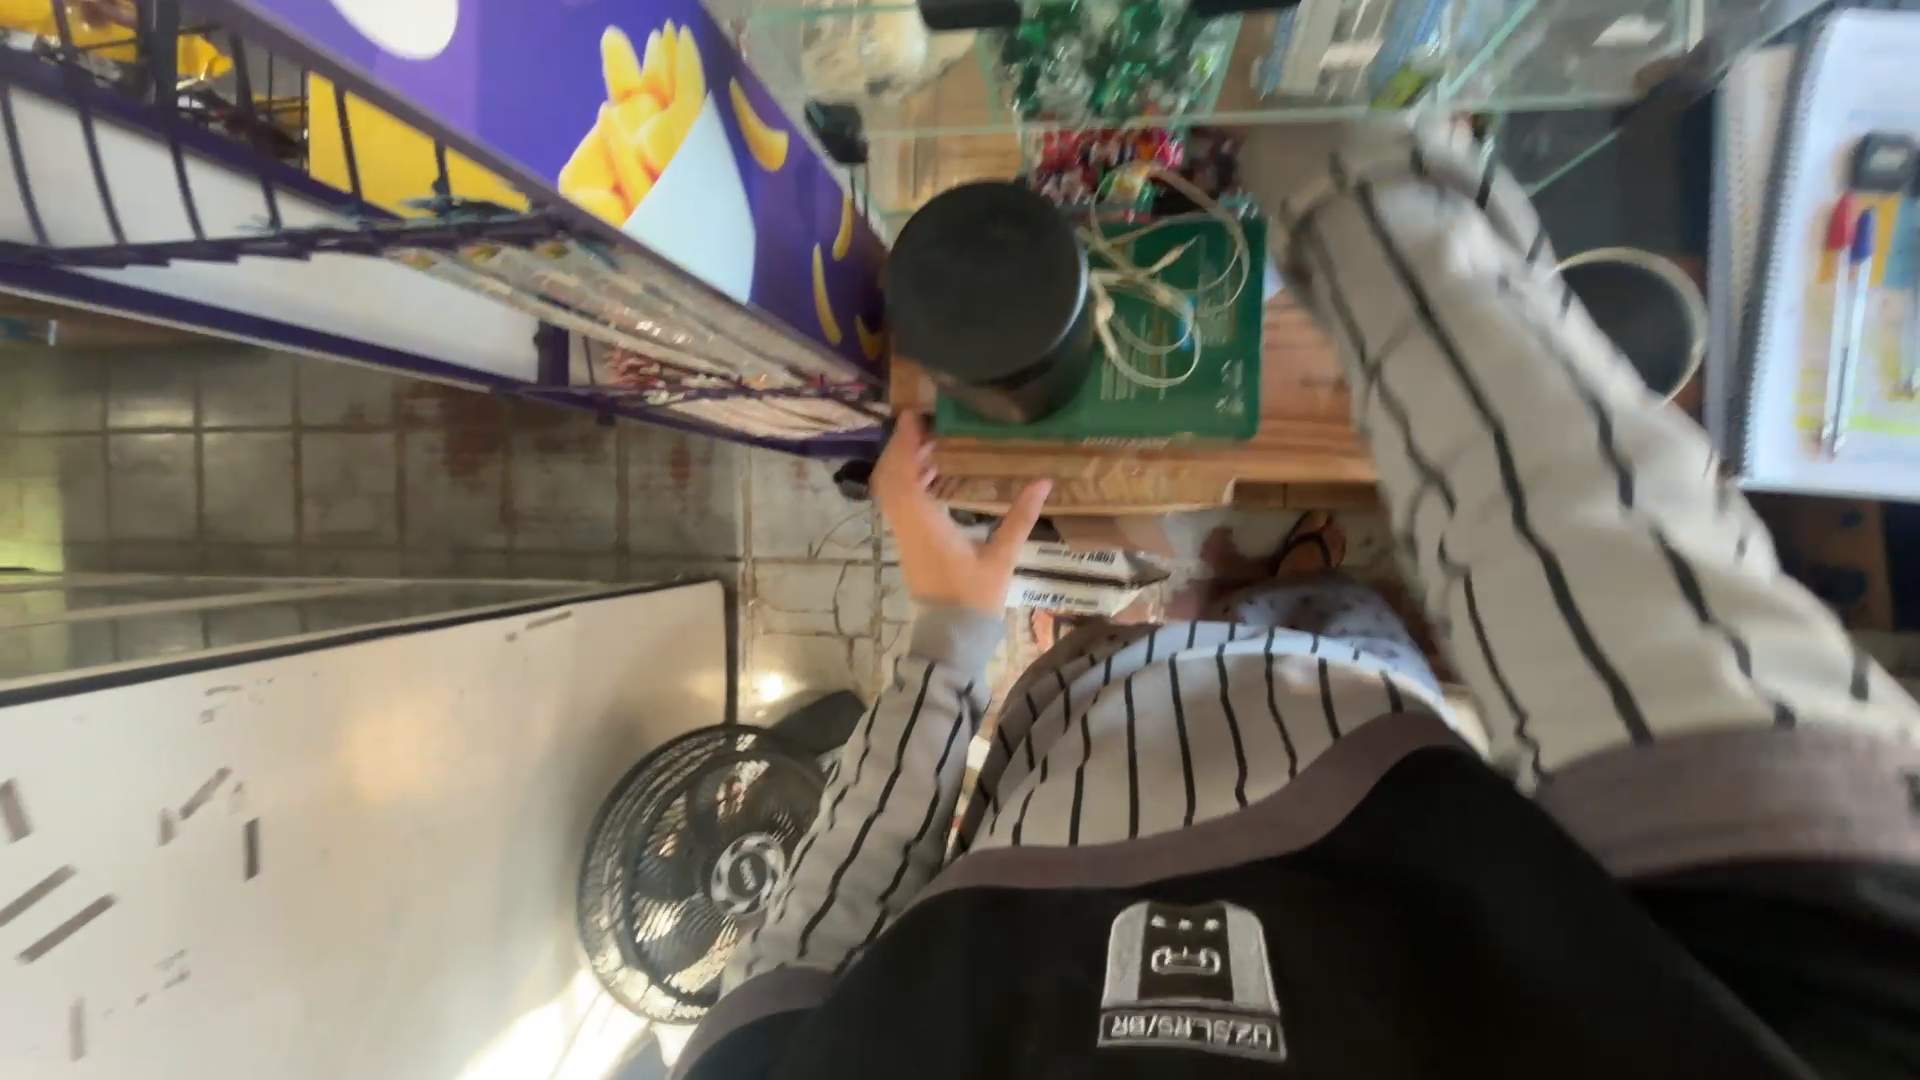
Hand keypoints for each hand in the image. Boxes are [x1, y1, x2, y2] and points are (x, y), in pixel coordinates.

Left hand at [873, 413, 1050, 615]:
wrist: (952, 632)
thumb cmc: (976, 596)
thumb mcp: (1002, 556)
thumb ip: (1020, 517)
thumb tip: (1044, 482)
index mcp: (926, 525)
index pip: (903, 475)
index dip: (904, 443)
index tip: (914, 418)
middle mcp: (908, 526)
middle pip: (889, 477)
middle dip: (901, 447)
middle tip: (924, 425)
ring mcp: (904, 535)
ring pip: (891, 490)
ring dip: (904, 464)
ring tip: (931, 445)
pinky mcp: (907, 542)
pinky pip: (899, 504)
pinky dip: (909, 483)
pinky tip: (934, 475)